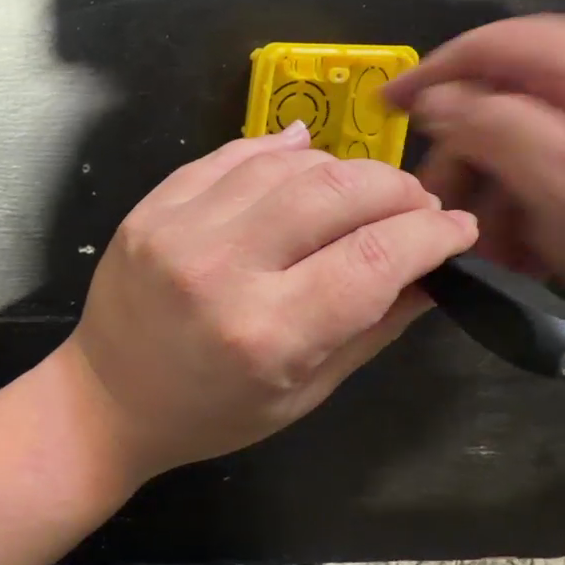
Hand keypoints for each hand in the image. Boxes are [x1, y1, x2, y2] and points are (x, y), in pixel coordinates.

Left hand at [65, 121, 477, 481]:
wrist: (106, 399)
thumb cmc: (209, 413)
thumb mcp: (303, 392)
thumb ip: (372, 327)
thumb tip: (435, 270)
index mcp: (266, 333)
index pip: (374, 259)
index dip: (433, 234)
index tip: (457, 228)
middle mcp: (221, 270)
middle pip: (336, 193)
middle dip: (397, 189)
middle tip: (415, 206)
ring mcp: (177, 231)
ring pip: (285, 164)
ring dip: (341, 168)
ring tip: (362, 190)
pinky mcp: (149, 209)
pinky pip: (228, 156)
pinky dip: (276, 150)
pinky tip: (303, 155)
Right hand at [383, 15, 564, 350]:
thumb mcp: (562, 187)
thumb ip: (491, 127)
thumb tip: (439, 98)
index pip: (496, 42)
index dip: (430, 72)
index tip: (384, 107)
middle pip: (519, 88)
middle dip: (469, 148)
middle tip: (439, 206)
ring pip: (547, 126)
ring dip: (503, 180)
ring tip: (488, 242)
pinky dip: (544, 187)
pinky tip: (533, 239)